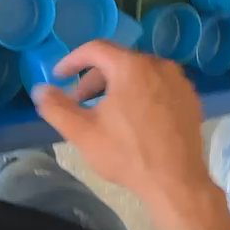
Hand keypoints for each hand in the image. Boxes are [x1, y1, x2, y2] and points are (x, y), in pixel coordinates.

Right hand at [32, 40, 218, 220]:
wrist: (174, 180)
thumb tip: (39, 90)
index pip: (95, 49)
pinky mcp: (190, 98)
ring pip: (139, 73)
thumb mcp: (81, 131)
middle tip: (78, 102)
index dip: (71, 60)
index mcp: (131, 67)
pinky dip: (138, 94)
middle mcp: (159, 65)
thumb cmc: (125, 154)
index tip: (58, 76)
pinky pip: (157, 86)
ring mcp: (179, 81)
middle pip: (118, 61)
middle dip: (93, 78)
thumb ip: (56, 107)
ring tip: (104, 112)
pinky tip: (131, 119)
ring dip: (115, 86)